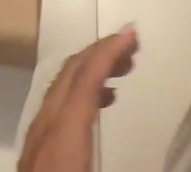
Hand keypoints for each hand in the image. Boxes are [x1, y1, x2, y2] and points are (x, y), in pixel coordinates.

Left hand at [19, 27, 138, 171]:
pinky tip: (102, 100)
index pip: (85, 78)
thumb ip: (128, 156)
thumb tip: (154, 153)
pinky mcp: (37, 143)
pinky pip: (59, 103)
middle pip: (71, 73)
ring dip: (93, 69)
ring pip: (63, 85)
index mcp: (64, 131)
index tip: (130, 32)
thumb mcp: (91, 166)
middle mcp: (46, 122)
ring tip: (124, 68)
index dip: (108, 51)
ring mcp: (38, 131)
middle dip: (102, 52)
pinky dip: (82, 90)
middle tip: (134, 45)